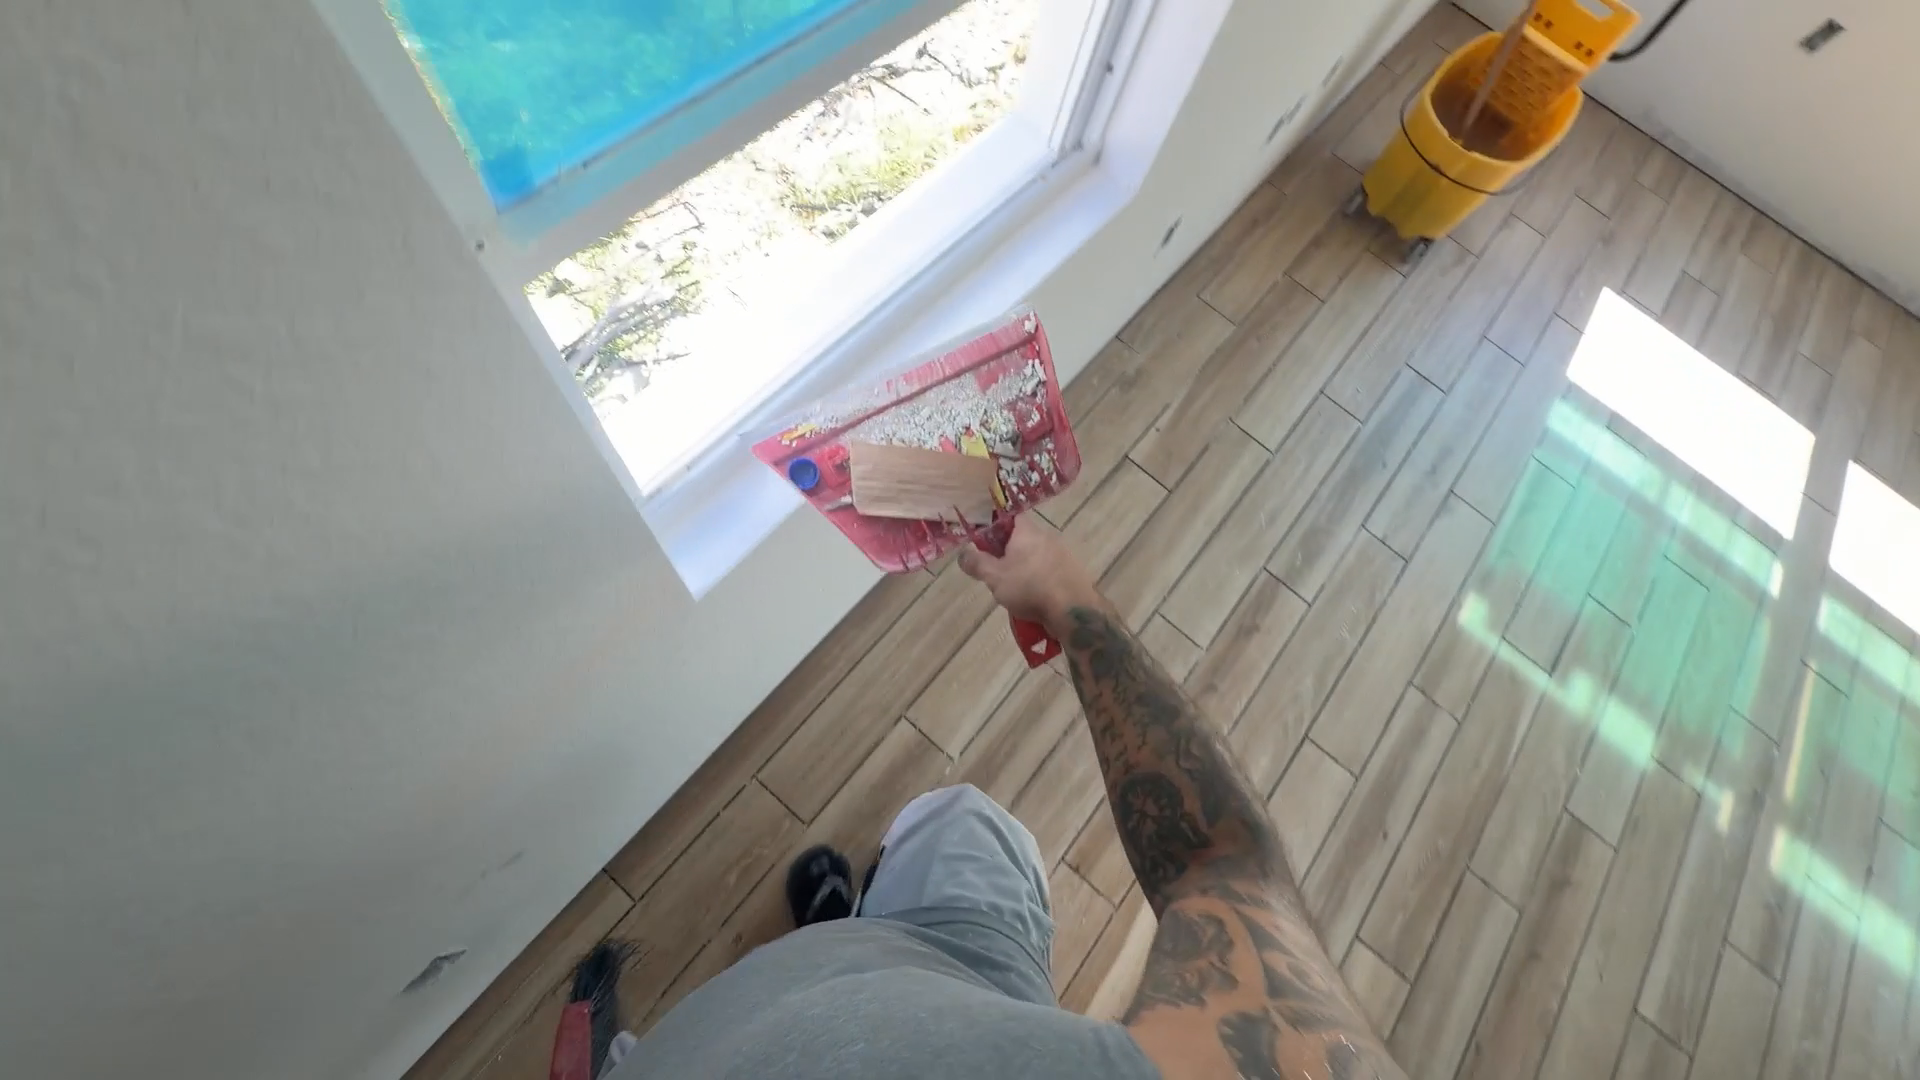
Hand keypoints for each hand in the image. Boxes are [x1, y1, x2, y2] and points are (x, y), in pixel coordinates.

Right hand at [957, 515, 1102, 634]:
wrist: (1073, 610)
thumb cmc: (1030, 588)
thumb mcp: (994, 577)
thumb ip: (976, 563)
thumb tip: (963, 553)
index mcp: (1027, 532)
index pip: (1009, 517)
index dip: (994, 527)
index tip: (984, 544)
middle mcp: (1048, 537)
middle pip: (1022, 540)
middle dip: (1008, 555)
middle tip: (996, 574)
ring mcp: (1064, 555)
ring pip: (1036, 558)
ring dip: (1024, 571)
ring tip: (1015, 592)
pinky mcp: (1074, 573)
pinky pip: (1050, 572)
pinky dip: (1040, 582)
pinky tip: (1035, 600)